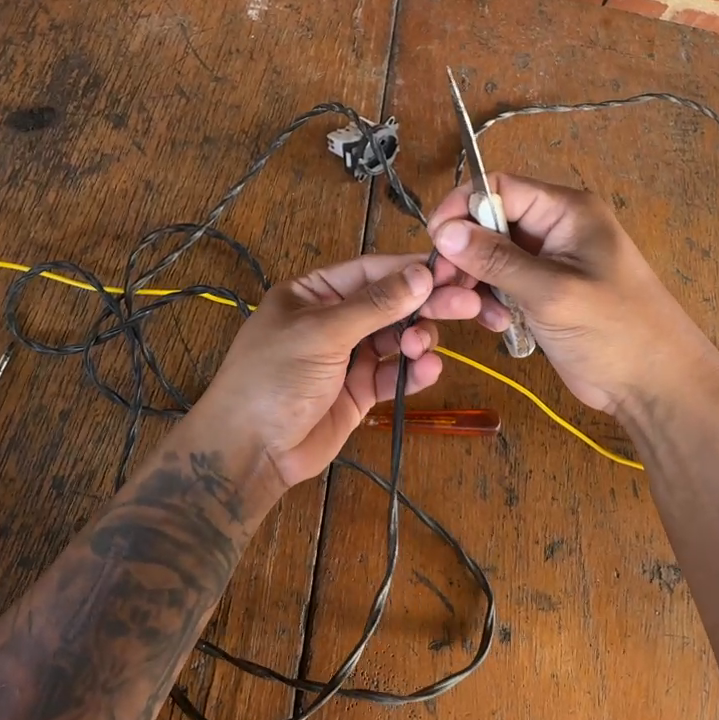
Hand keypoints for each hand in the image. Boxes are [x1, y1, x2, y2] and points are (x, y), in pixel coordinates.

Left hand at [197, 254, 480, 489]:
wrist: (250, 450)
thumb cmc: (274, 377)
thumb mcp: (321, 333)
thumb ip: (375, 305)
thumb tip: (422, 273)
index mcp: (313, 293)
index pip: (371, 272)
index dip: (412, 270)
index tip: (455, 270)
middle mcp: (332, 320)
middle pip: (390, 304)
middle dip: (426, 304)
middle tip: (468, 304)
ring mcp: (347, 358)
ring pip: (397, 339)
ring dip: (417, 339)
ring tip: (422, 349)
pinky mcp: (359, 392)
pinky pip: (393, 375)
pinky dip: (412, 372)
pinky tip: (428, 370)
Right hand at [427, 174, 718, 415]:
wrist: (653, 384)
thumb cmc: (615, 330)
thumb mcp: (551, 292)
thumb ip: (496, 260)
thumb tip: (444, 232)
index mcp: (566, 211)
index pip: (499, 188)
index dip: (462, 207)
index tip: (434, 240)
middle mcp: (554, 229)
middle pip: (489, 223)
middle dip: (464, 253)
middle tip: (447, 287)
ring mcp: (547, 262)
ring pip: (490, 257)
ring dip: (475, 282)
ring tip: (474, 312)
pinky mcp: (541, 293)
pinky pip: (501, 285)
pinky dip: (490, 301)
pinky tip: (495, 324)